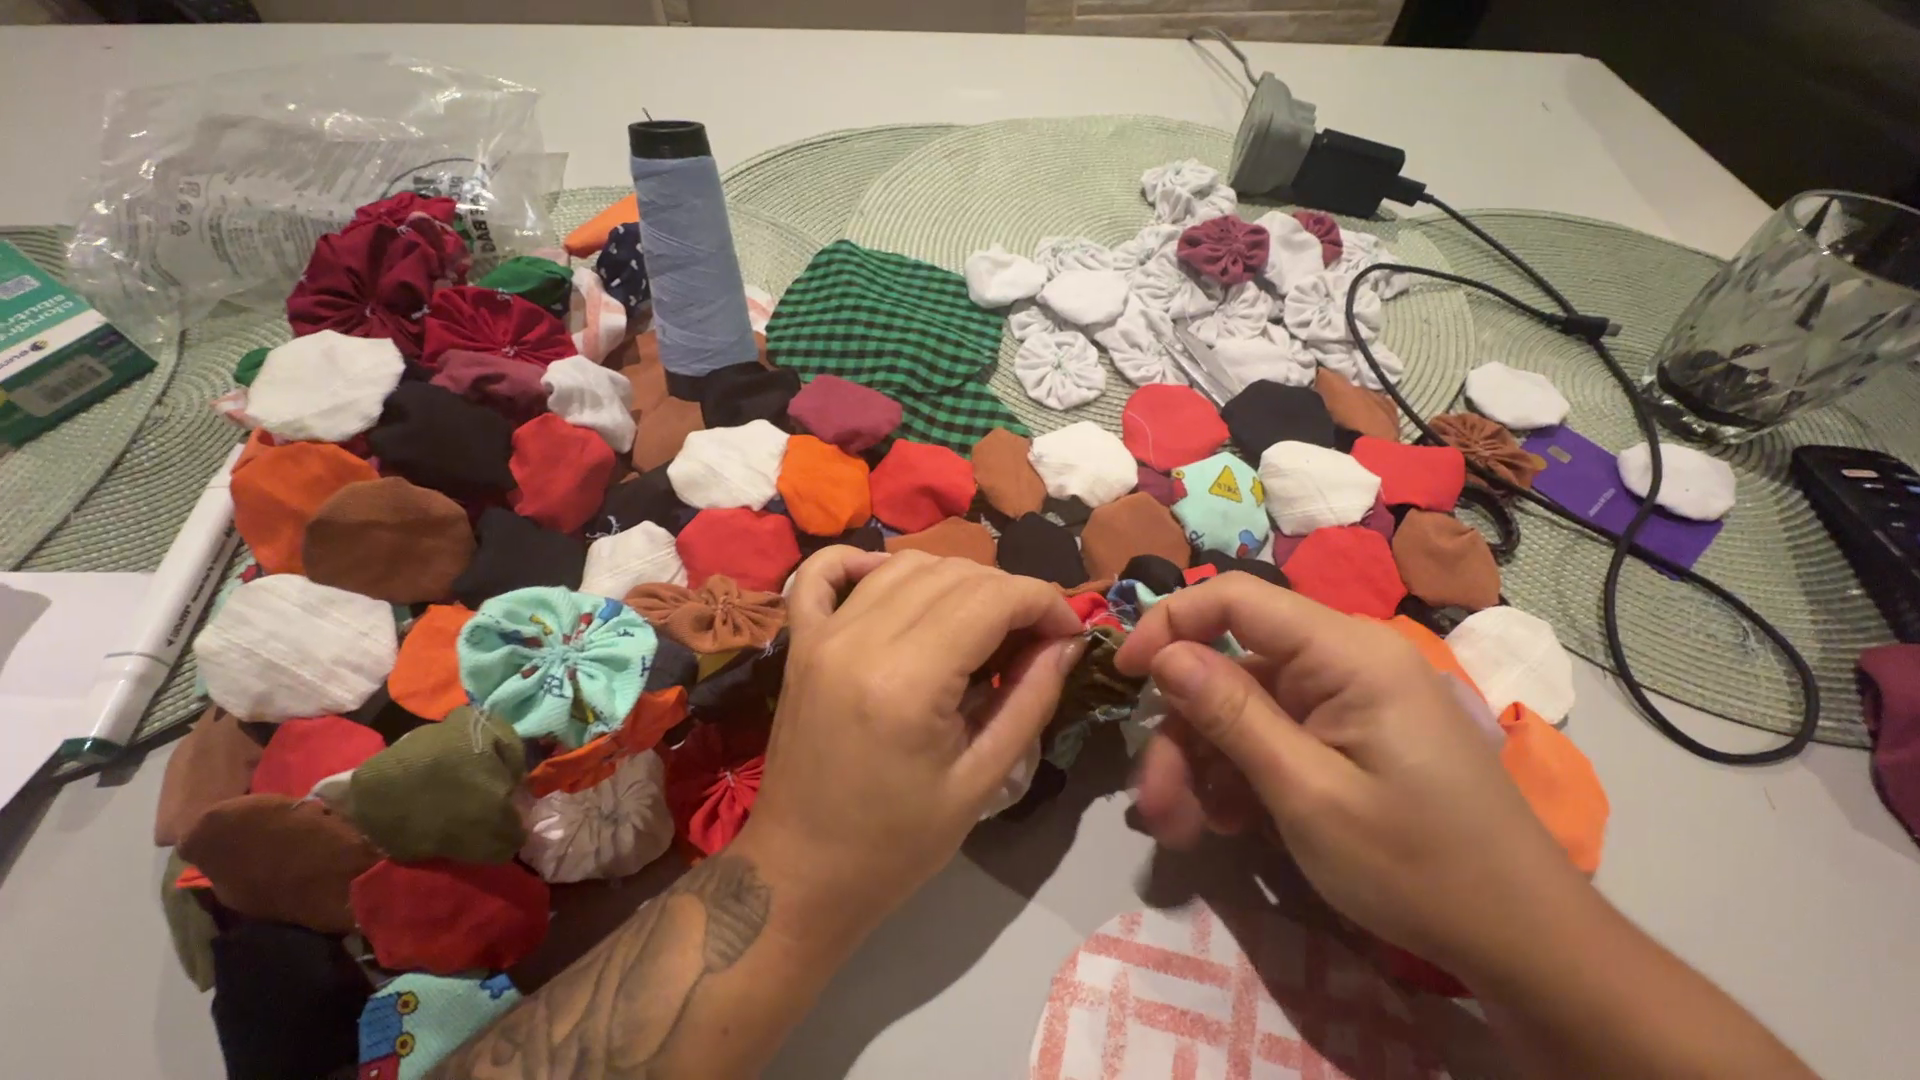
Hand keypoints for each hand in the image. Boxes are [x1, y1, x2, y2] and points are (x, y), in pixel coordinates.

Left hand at [738, 548, 1086, 943]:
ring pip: (904, 565)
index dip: (1044, 602)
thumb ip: (1029, 701)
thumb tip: (1067, 642)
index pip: (992, 598)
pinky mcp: (801, 643)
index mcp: (908, 682)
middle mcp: (861, 639)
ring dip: (956, 579)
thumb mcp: (981, 782)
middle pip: (953, 573)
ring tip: (982, 624)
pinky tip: (896, 581)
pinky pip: (823, 573)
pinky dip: (862, 562)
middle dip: (1009, 593)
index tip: (1068, 632)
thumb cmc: (897, 844)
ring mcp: (822, 635)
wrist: (802, 872)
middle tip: (1032, 638)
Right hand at [1115, 573, 1593, 980]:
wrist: (1521, 941)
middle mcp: (1346, 660)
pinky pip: (1274, 734)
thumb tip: (1164, 654)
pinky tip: (1228, 822)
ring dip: (1205, 764)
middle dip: (1184, 732)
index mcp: (1347, 653)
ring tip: (1184, 829)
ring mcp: (1347, 700)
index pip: (1236, 598)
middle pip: (1232, 666)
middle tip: (1154, 804)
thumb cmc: (1416, 865)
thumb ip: (1232, 715)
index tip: (1125, 674)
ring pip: (1244, 708)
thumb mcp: (1307, 793)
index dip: (1169, 622)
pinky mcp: (1349, 735)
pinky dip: (1241, 774)